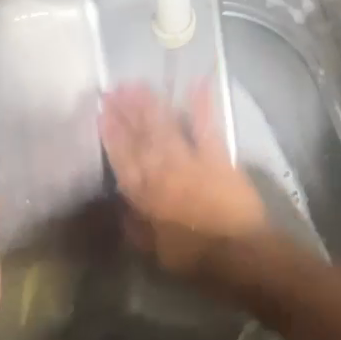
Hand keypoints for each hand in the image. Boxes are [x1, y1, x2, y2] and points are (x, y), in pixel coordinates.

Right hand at [100, 83, 268, 277]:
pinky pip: (207, 126)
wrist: (238, 254)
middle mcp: (162, 169)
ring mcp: (191, 159)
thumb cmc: (192, 257)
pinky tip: (198, 81)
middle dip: (126, 111)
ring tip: (137, 84)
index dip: (111, 133)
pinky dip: (202, 103)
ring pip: (166, 125)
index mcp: (143, 193)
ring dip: (150, 103)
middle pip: (141, 135)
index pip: (121, 157)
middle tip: (114, 89)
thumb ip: (135, 224)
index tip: (102, 113)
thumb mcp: (152, 248)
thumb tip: (122, 204)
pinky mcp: (218, 157)